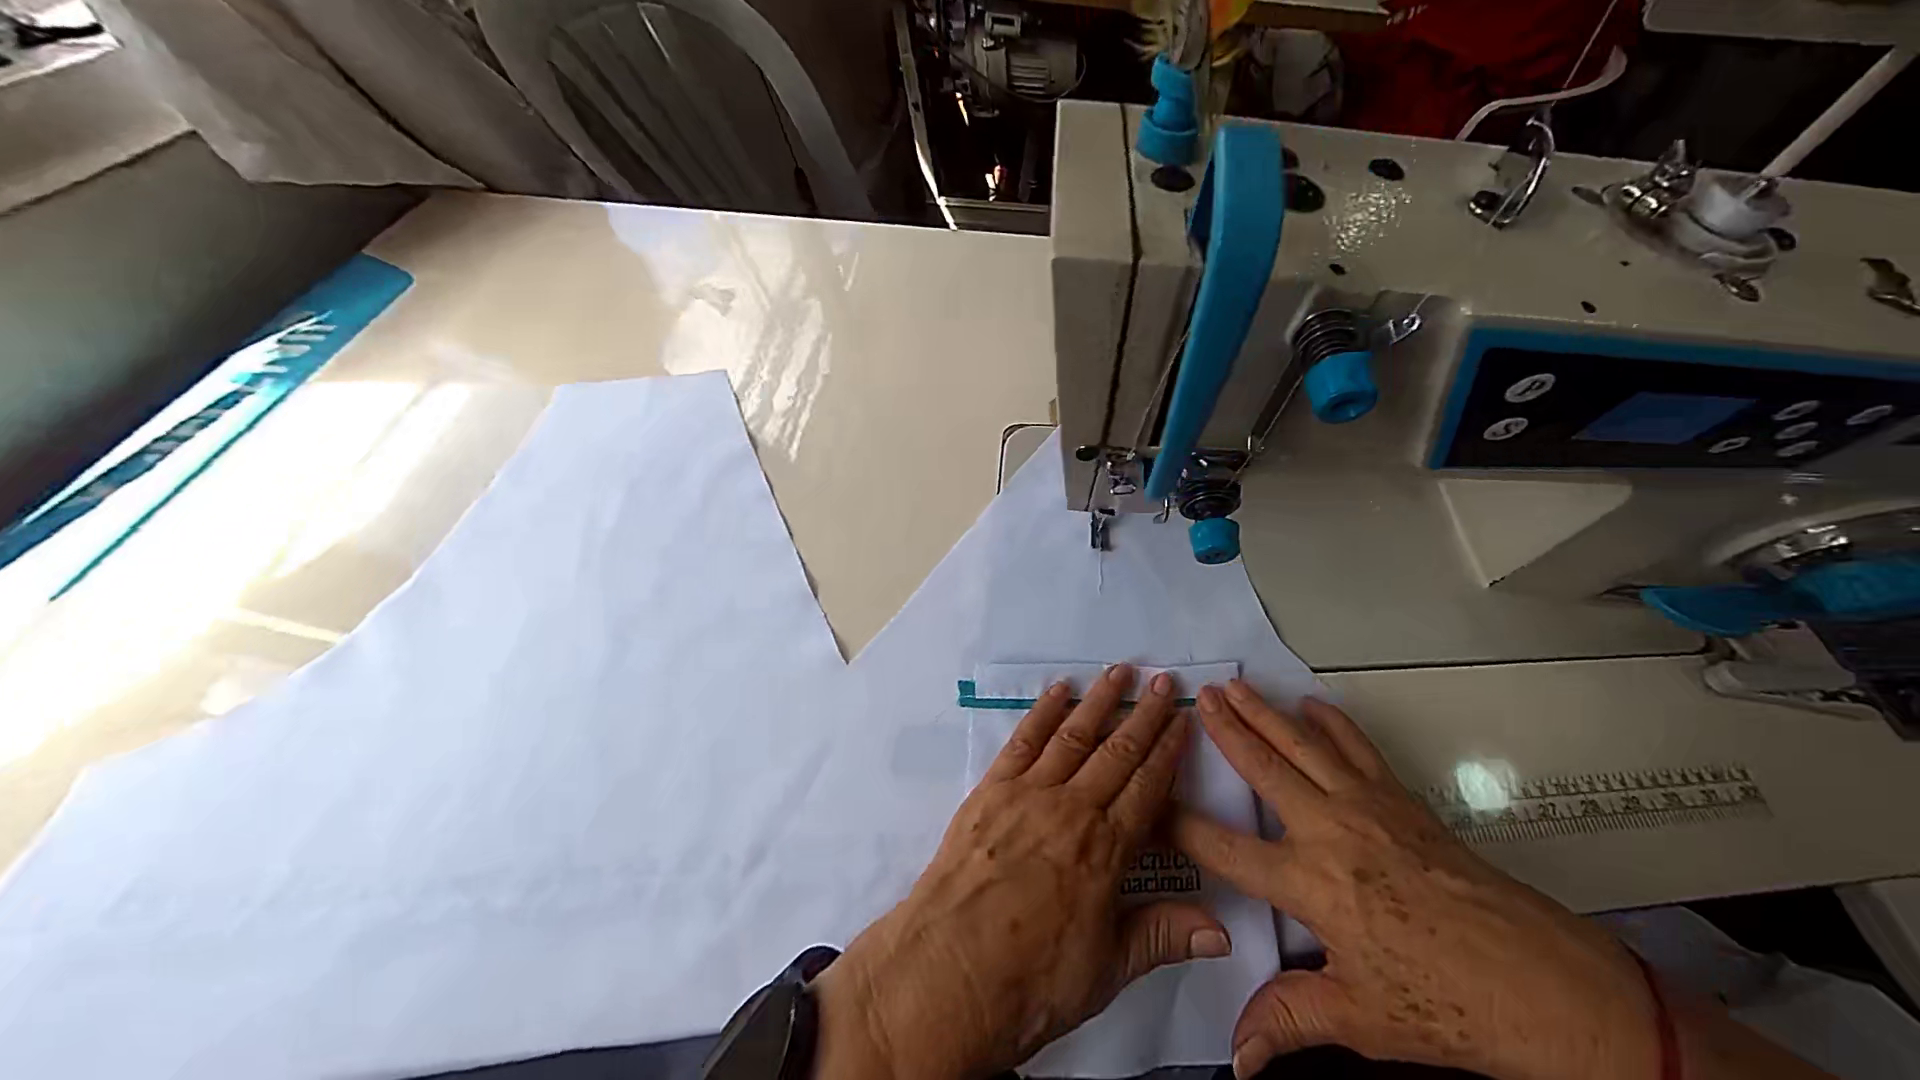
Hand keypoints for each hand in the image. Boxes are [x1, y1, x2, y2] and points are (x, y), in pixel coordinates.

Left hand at [811, 664, 1232, 1079]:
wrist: (947, 972)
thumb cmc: (1029, 981)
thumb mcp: (1106, 970)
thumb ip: (1161, 937)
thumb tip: (1222, 930)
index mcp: (1106, 851)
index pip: (1148, 789)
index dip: (1169, 753)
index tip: (1183, 721)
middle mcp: (1071, 811)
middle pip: (1117, 753)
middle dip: (1143, 716)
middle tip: (1162, 681)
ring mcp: (1028, 795)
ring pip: (1073, 737)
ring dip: (1098, 701)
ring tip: (1118, 672)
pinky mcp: (990, 792)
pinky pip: (1022, 742)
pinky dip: (1042, 713)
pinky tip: (1058, 691)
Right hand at [1174, 681, 1658, 1079]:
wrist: (1549, 987)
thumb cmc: (1448, 1005)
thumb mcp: (1359, 1018)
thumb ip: (1288, 1020)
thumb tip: (1237, 1057)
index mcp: (1307, 884)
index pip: (1221, 845)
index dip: (1177, 821)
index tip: (1149, 796)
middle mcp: (1329, 833)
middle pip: (1263, 769)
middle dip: (1226, 731)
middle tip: (1200, 697)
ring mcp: (1368, 809)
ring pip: (1303, 747)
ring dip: (1266, 714)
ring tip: (1238, 687)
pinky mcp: (1403, 802)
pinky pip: (1359, 750)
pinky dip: (1333, 723)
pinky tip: (1313, 705)